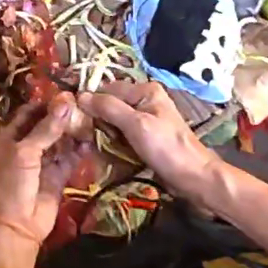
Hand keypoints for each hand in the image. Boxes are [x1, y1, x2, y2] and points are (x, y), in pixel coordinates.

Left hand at [0, 93, 83, 246]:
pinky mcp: (59, 175)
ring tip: (94, 118)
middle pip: (48, 125)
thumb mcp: (25, 151)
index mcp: (11, 136)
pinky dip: (81, 149)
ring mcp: (44, 160)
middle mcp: (27, 145)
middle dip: (65, 116)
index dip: (47, 102)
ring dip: (75, 131)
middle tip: (87, 104)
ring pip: (62, 140)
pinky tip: (94, 138)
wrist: (17, 225)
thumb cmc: (13, 183)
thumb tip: (66, 101)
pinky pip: (71, 157)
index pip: (30, 112)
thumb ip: (46, 128)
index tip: (69, 92)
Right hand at [78, 81, 228, 209]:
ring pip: (113, 120)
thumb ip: (108, 108)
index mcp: (145, 90)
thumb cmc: (167, 149)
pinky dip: (112, 140)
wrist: (194, 178)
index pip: (106, 88)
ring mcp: (145, 119)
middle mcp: (145, 100)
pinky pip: (121, 133)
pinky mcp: (145, 136)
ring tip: (91, 144)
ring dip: (102, 132)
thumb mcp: (136, 125)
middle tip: (81, 134)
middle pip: (109, 104)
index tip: (73, 118)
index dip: (90, 101)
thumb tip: (80, 96)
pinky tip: (105, 150)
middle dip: (96, 118)